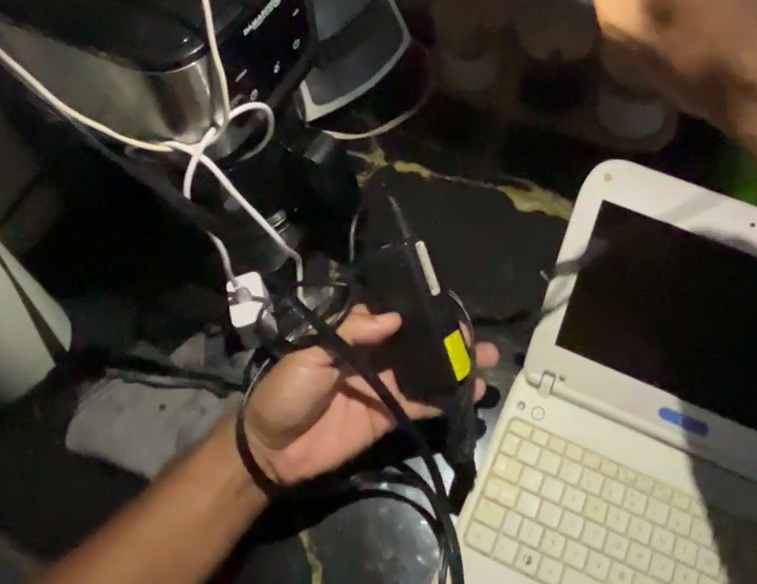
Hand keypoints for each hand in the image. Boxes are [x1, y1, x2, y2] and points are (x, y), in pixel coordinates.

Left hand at [237, 306, 499, 485]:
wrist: (270, 450)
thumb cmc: (284, 391)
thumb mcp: (309, 354)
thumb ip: (350, 332)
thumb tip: (393, 318)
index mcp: (356, 333)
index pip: (396, 315)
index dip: (423, 310)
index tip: (450, 306)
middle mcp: (377, 355)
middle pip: (419, 342)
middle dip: (449, 337)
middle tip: (476, 336)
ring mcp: (386, 386)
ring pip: (427, 371)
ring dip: (456, 365)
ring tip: (486, 359)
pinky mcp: (389, 416)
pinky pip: (422, 404)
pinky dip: (446, 399)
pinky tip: (470, 392)